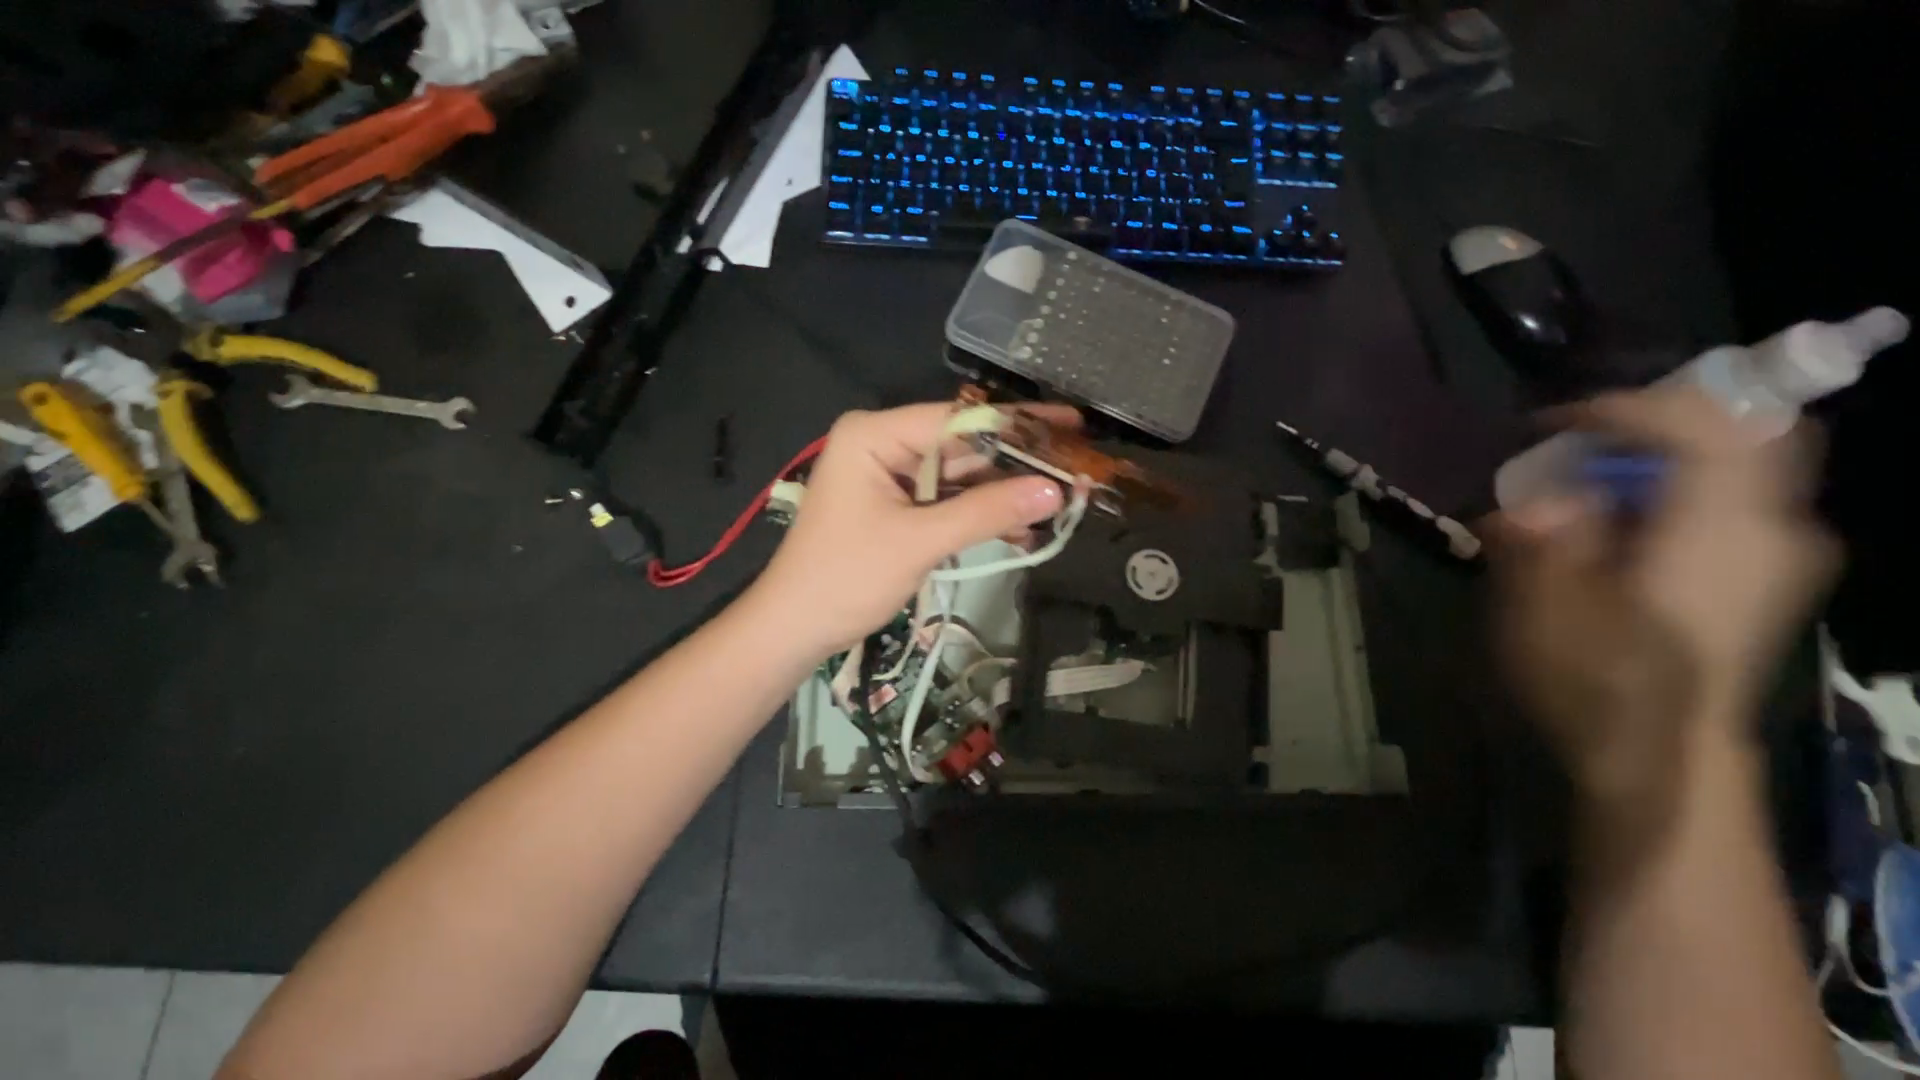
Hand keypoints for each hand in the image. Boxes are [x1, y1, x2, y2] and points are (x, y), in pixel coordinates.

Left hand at [746, 403, 1073, 658]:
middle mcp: (882, 444)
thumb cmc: (846, 577)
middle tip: (1077, 470)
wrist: (794, 628)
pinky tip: (1024, 528)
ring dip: (1005, 493)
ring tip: (1064, 502)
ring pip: (961, 476)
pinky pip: (947, 501)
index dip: (1019, 424)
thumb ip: (987, 512)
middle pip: (964, 445)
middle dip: (1017, 463)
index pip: (959, 418)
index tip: (1071, 429)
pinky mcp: (896, 506)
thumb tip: (1055, 491)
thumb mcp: (920, 541)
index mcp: (875, 434)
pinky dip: (980, 515)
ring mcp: (889, 476)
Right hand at [1491, 386, 1838, 800]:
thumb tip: (1538, 501)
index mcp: (1720, 532)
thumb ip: (1542, 540)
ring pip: (1746, 458)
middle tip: (1589, 436)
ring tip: (1595, 476)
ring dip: (1669, 451)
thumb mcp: (1542, 615)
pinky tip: (1628, 518)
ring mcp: (1785, 552)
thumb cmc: (1600, 687)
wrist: (1665, 762)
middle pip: (1746, 428)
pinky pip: (1741, 493)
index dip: (1623, 407)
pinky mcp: (1772, 573)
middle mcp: (1774, 528)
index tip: (1553, 426)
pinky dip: (1685, 483)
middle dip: (1664, 417)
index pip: (1701, 424)